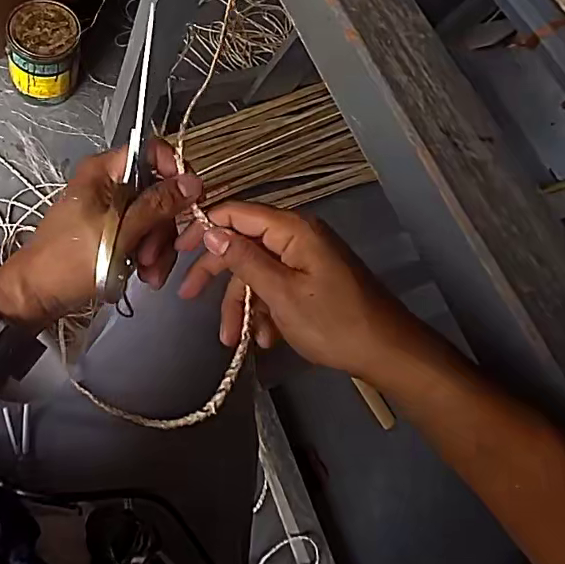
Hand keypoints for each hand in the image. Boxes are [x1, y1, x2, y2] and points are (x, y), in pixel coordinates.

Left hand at [0, 139, 200, 329]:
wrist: (37, 297)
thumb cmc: (68, 262)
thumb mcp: (120, 231)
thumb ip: (158, 205)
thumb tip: (191, 182)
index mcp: (104, 171)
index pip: (151, 152)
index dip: (174, 171)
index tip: (187, 197)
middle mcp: (109, 184)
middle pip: (158, 190)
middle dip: (163, 225)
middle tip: (154, 251)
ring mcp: (113, 208)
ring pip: (155, 217)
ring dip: (158, 246)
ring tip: (148, 270)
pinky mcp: (114, 230)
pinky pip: (145, 234)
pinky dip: (149, 254)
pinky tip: (146, 274)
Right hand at [174, 201, 429, 379]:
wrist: (386, 350)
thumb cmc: (334, 322)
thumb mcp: (281, 293)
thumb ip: (244, 260)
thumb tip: (211, 231)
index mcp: (293, 229)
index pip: (238, 213)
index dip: (205, 227)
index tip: (178, 248)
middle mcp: (299, 236)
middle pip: (245, 243)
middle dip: (219, 274)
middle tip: (189, 296)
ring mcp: (306, 258)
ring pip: (259, 271)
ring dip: (243, 304)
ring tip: (233, 339)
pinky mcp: (312, 278)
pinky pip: (278, 285)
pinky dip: (266, 310)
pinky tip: (265, 339)